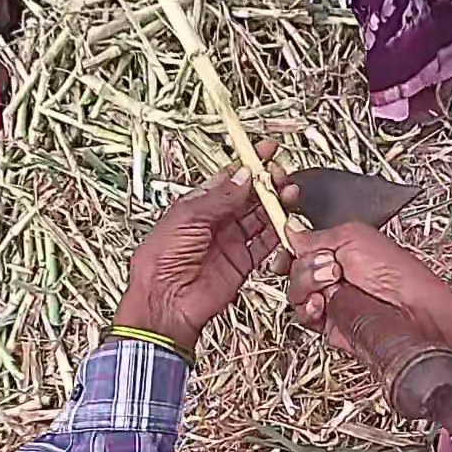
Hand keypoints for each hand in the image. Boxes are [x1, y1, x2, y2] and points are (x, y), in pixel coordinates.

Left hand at [115, 148, 284, 353]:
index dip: (248, 165)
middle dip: (267, 184)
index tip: (267, 151)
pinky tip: (287, 221)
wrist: (165, 301)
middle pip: (248, 197)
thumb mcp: (188, 218)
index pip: (229, 180)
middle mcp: (215, 223)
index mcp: (197, 207)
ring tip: (289, 193)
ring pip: (260, 218)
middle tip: (281, 175)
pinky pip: (264, 245)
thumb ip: (220, 197)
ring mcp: (230, 243)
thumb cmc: (162, 259)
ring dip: (275, 205)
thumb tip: (244, 175)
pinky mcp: (242, 264)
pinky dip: (278, 234)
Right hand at [285, 222, 451, 348]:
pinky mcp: (327, 323)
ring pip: (294, 292)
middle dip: (304, 265)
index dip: (289, 248)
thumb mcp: (352, 237)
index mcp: (336, 250)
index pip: (300, 248)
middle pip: (292, 269)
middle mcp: (329, 274)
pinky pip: (302, 316)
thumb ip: (315, 236)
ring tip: (331, 284)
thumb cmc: (395, 272)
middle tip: (329, 266)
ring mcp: (327, 299)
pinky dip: (307, 308)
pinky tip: (321, 304)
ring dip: (306, 285)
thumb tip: (290, 228)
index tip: (287, 248)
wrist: (410, 310)